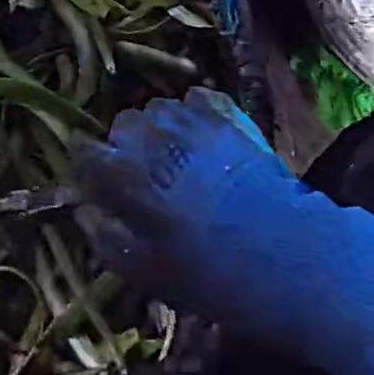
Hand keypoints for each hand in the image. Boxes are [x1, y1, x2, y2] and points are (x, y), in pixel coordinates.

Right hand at [74, 88, 373, 374]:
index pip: (83, 150)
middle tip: (148, 175)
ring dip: (161, 130)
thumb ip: (108, 239)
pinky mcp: (222, 111)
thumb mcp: (148, 273)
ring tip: (181, 158)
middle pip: (122, 125)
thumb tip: (88, 214)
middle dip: (128, 146)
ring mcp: (186, 118)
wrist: (289, 255)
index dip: (86, 162)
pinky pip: (194, 100)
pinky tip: (207, 141)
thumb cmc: (212, 274)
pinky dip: (194, 115)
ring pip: (158, 110)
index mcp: (123, 174)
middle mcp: (148, 135)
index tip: (95, 174)